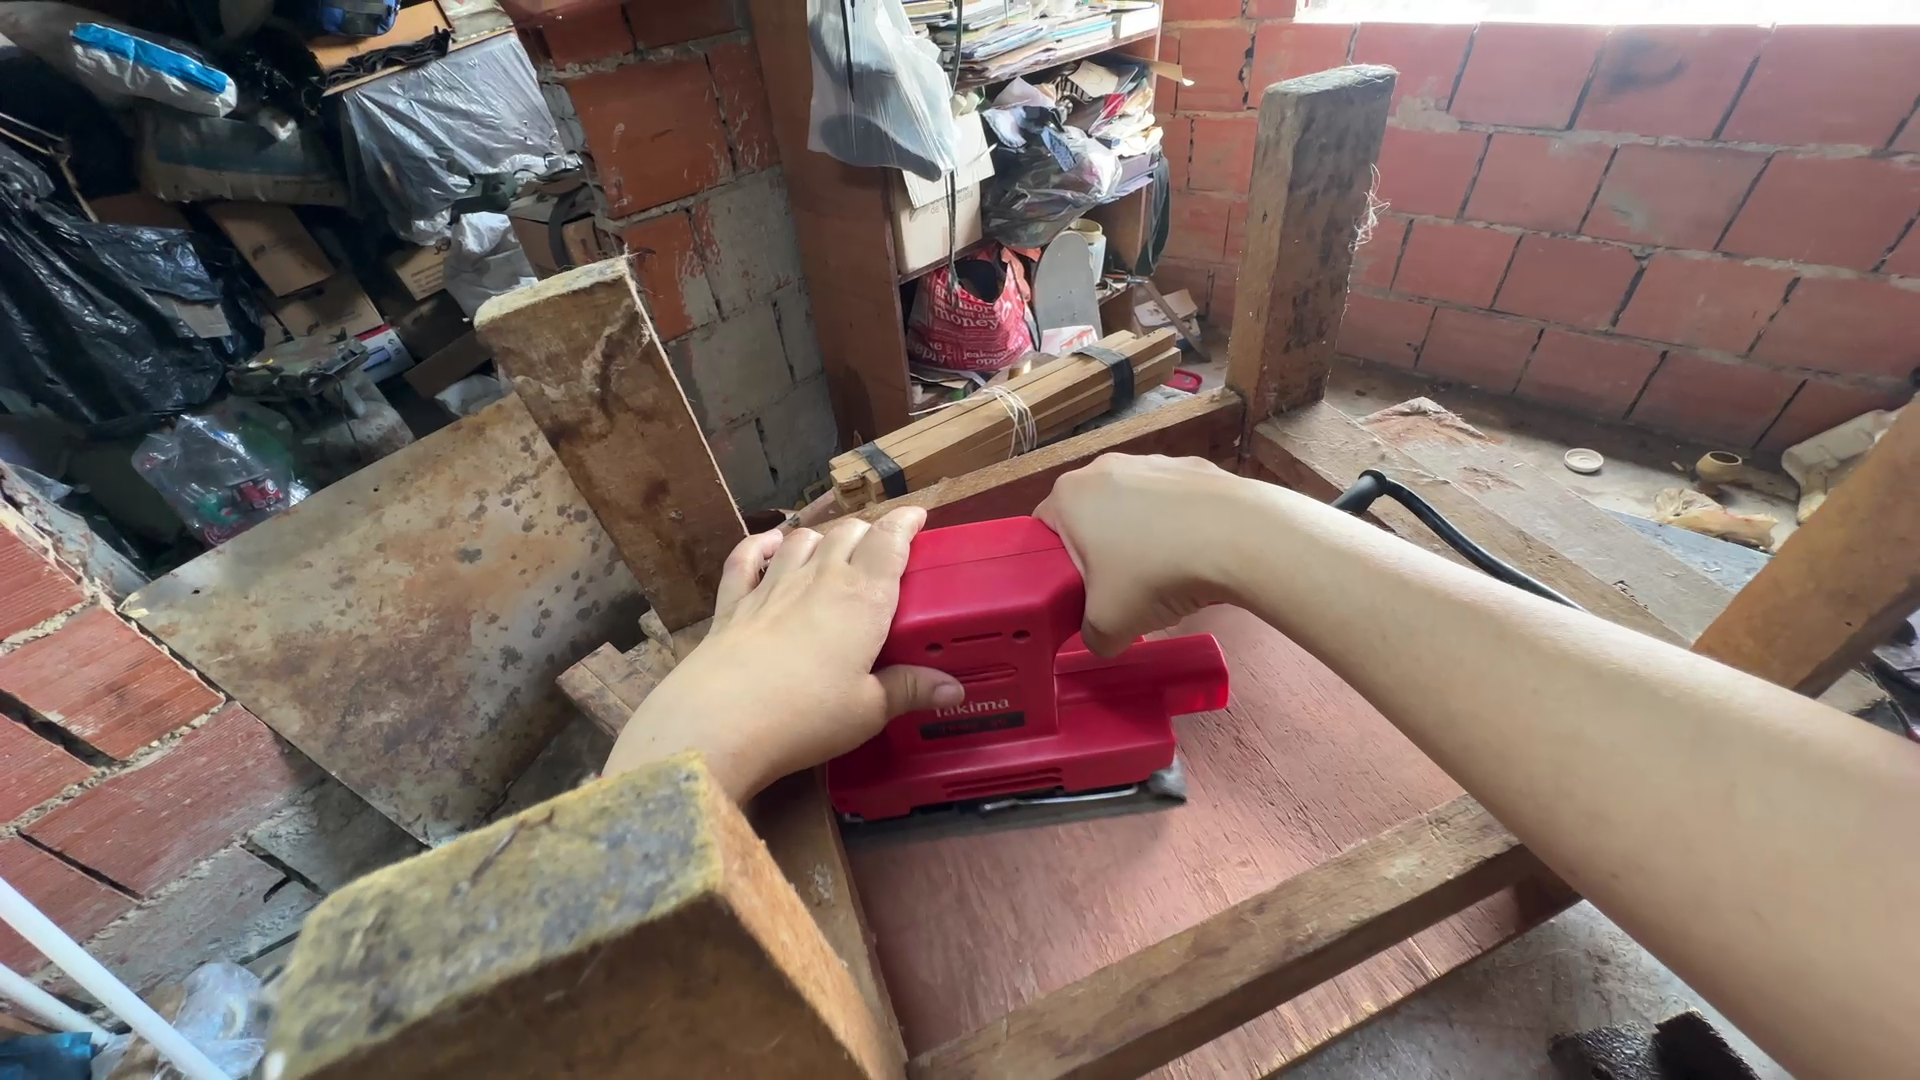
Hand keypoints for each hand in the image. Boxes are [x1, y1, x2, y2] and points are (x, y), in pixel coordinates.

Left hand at [604, 508, 963, 800]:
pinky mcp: (733, 601)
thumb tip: (956, 690)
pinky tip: (769, 546)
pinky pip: (746, 557)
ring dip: (823, 537)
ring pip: (803, 539)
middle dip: (869, 532)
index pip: (890, 541)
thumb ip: (911, 691)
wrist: (719, 722)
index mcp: (863, 598)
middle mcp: (820, 578)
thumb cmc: (807, 715)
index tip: (918, 516)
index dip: (906, 523)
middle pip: (849, 532)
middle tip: (881, 549)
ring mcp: (772, 584)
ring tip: (833, 550)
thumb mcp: (869, 710)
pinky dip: (760, 546)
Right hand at [1035, 454, 1252, 654]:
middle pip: (1089, 516)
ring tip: (1167, 576)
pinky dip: (1179, 526)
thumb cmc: (1155, 574)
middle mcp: (1104, 467)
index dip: (1056, 564)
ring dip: (1141, 539)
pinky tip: (1198, 555)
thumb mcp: (1109, 625)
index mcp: (1069, 495)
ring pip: (1132, 507)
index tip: (1078, 591)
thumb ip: (1091, 638)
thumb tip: (1101, 641)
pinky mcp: (1193, 467)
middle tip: (1121, 589)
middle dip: (1102, 552)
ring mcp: (1152, 462)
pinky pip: (1173, 503)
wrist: (1241, 538)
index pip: (1043, 529)